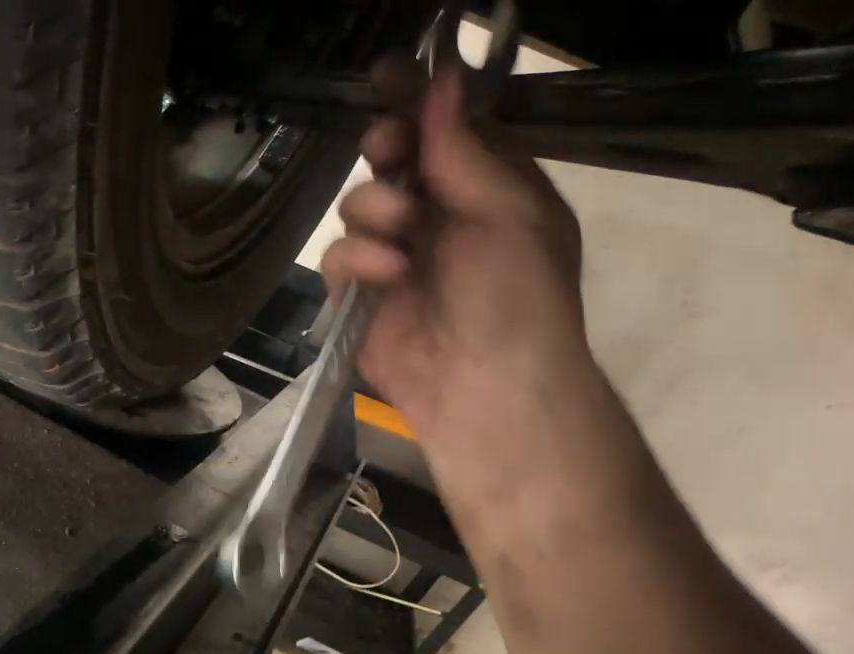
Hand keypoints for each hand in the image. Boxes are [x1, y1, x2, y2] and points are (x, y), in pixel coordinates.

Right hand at [321, 61, 589, 452]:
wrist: (483, 381)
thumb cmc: (516, 291)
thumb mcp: (508, 209)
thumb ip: (464, 149)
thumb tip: (440, 79)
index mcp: (485, 185)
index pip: (443, 127)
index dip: (415, 99)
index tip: (387, 72)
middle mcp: (435, 213)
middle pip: (389, 158)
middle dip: (385, 148)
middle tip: (389, 148)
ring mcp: (392, 254)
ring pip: (356, 204)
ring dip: (376, 210)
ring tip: (402, 235)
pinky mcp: (357, 295)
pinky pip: (337, 257)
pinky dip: (357, 260)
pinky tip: (386, 275)